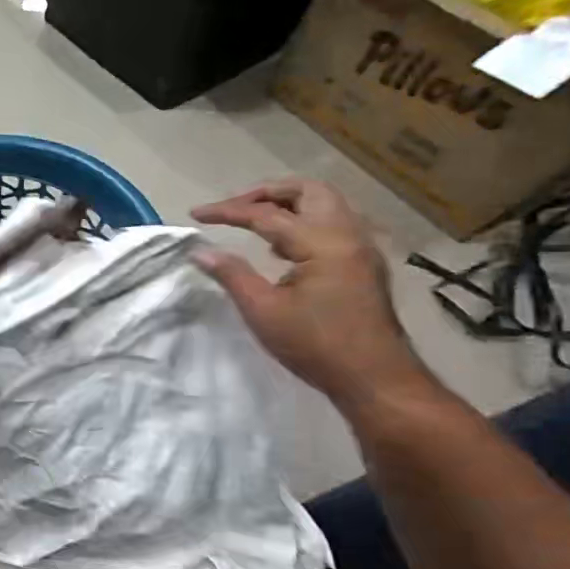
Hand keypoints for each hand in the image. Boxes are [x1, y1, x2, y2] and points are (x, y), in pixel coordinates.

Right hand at [192, 180, 429, 407]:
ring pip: (325, 205)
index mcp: (323, 244)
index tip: (196, 214)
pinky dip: (302, 221)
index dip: (228, 211)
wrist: (373, 377)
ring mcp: (361, 249)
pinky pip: (332, 223)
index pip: (267, 215)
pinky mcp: (362, 263)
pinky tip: (279, 245)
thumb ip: (231, 274)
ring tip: (251, 221)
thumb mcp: (262, 310)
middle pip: (309, 191)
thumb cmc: (314, 344)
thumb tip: (200, 251)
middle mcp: (348, 236)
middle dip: (266, 192)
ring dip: (286, 204)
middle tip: (232, 207)